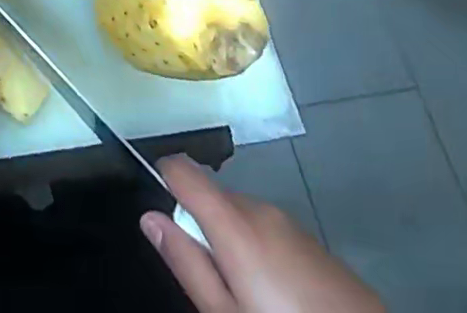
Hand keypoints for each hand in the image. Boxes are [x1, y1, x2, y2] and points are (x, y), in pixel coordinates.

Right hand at [141, 154, 384, 312]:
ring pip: (241, 215)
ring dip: (232, 240)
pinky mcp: (317, 244)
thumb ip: (186, 263)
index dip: (163, 180)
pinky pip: (271, 232)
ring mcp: (293, 226)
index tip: (164, 217)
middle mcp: (261, 210)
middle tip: (213, 280)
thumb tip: (150, 219)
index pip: (181, 168)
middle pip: (211, 196)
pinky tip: (280, 297)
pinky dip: (262, 251)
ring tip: (248, 295)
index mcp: (234, 224)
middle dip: (201, 225)